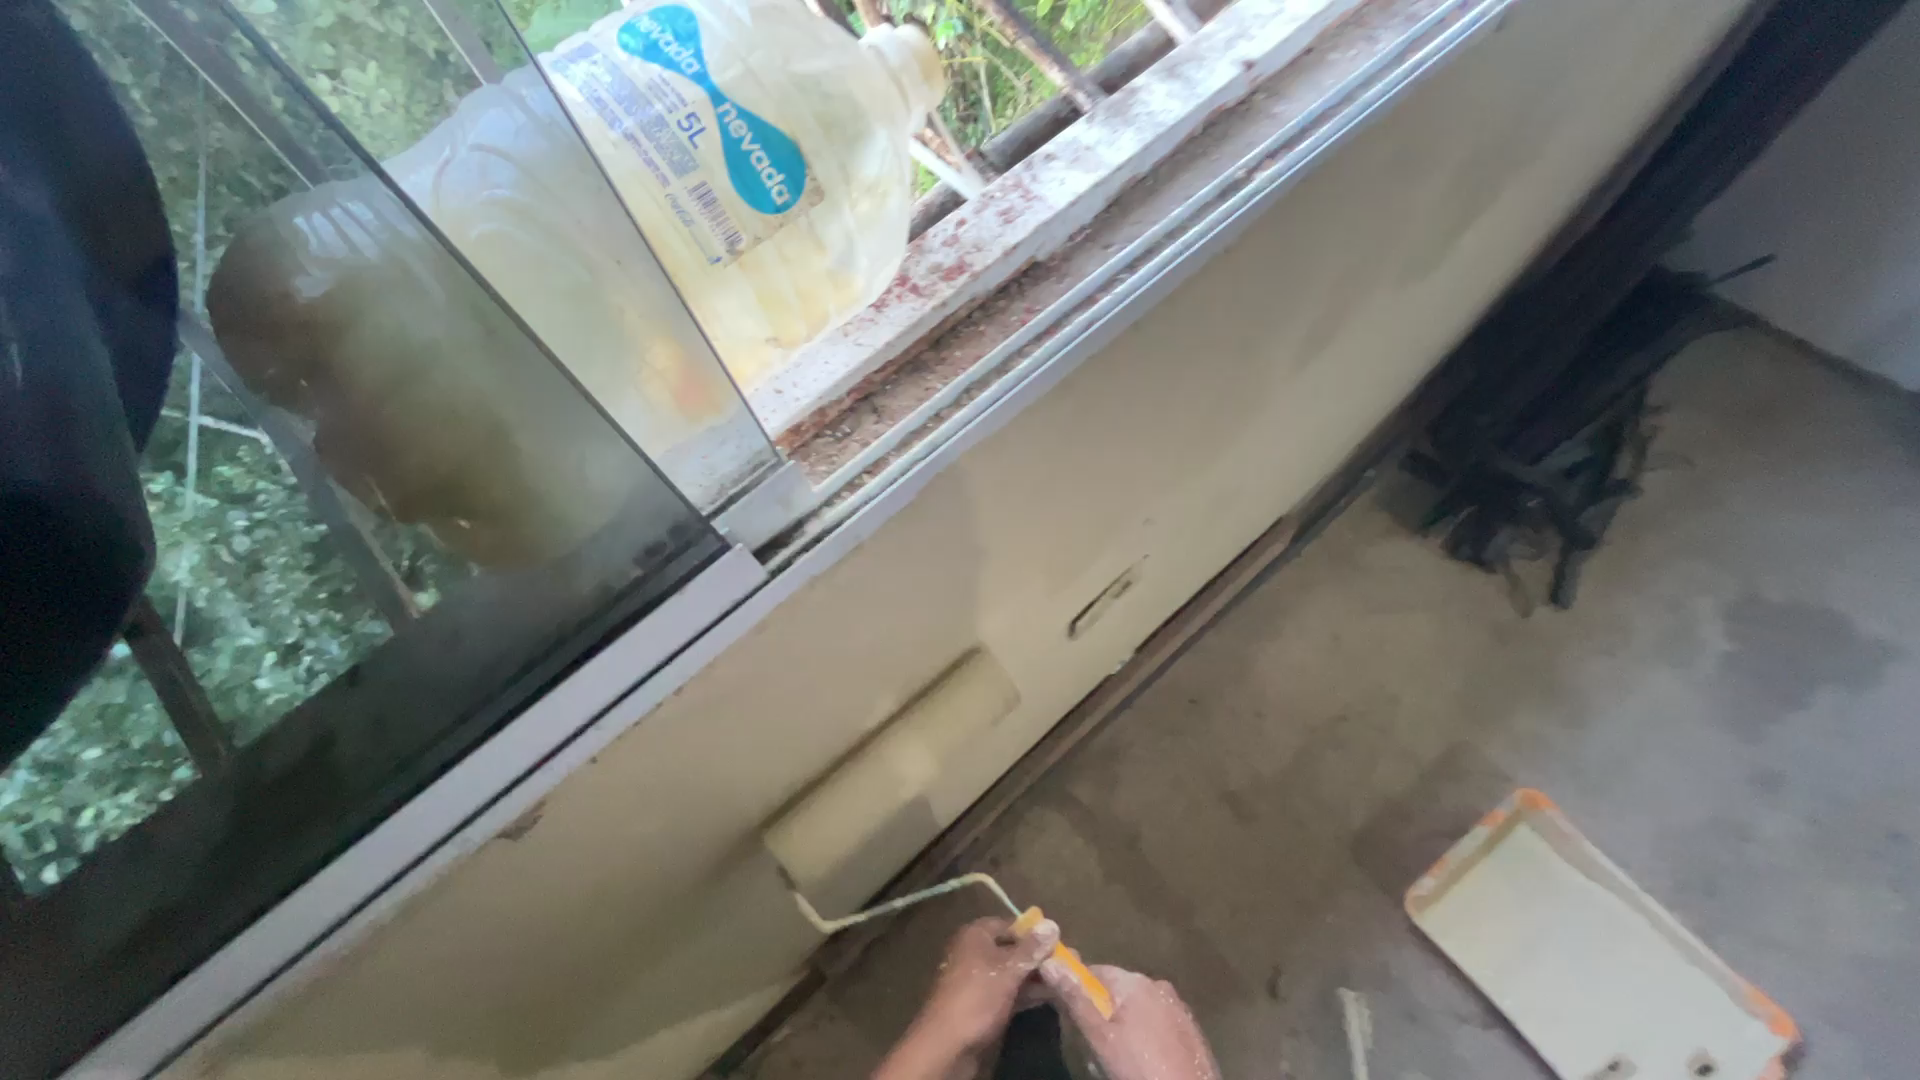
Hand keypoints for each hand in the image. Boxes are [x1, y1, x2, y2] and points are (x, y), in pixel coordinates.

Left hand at [873, 916, 1059, 1079]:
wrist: (948, 1046)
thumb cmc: (977, 997)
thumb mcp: (1007, 970)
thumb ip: (1031, 949)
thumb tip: (1052, 923)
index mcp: (976, 935)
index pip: (1010, 924)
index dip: (1034, 932)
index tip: (1060, 941)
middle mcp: (976, 952)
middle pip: (1013, 949)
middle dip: (1040, 957)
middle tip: (1070, 962)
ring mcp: (980, 980)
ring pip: (1013, 972)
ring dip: (1037, 976)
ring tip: (1067, 980)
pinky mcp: (984, 1004)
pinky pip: (1010, 991)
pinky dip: (1028, 993)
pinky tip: (1052, 996)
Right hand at [1041, 960, 1220, 1079]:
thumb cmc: (1140, 1069)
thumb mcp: (1101, 1039)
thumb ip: (1075, 999)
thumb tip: (1049, 961)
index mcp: (1134, 981)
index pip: (1094, 972)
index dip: (1077, 990)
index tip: (1069, 1015)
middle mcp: (1157, 984)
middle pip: (1117, 990)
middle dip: (1102, 1011)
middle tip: (1094, 1044)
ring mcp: (1177, 1006)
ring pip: (1138, 1007)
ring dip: (1125, 1023)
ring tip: (1118, 1056)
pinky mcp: (1190, 1028)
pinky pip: (1158, 1021)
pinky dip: (1147, 1033)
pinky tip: (1144, 1059)